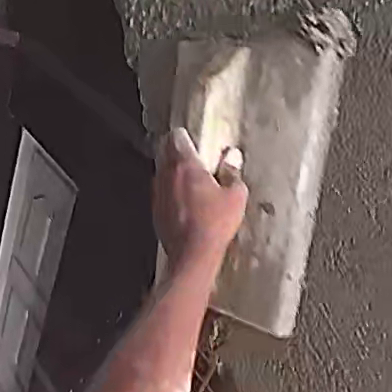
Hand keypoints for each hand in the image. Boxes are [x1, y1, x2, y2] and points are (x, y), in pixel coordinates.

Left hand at [154, 127, 247, 271]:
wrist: (192, 255)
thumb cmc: (215, 224)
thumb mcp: (235, 196)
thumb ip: (233, 172)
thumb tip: (232, 157)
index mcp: (186, 165)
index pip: (177, 137)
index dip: (186, 137)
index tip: (195, 142)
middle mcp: (166, 176)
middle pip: (165, 152)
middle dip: (177, 152)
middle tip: (194, 160)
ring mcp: (158, 194)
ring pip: (161, 173)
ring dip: (173, 173)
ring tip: (191, 183)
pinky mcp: (156, 212)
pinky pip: (161, 194)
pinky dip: (170, 193)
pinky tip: (185, 204)